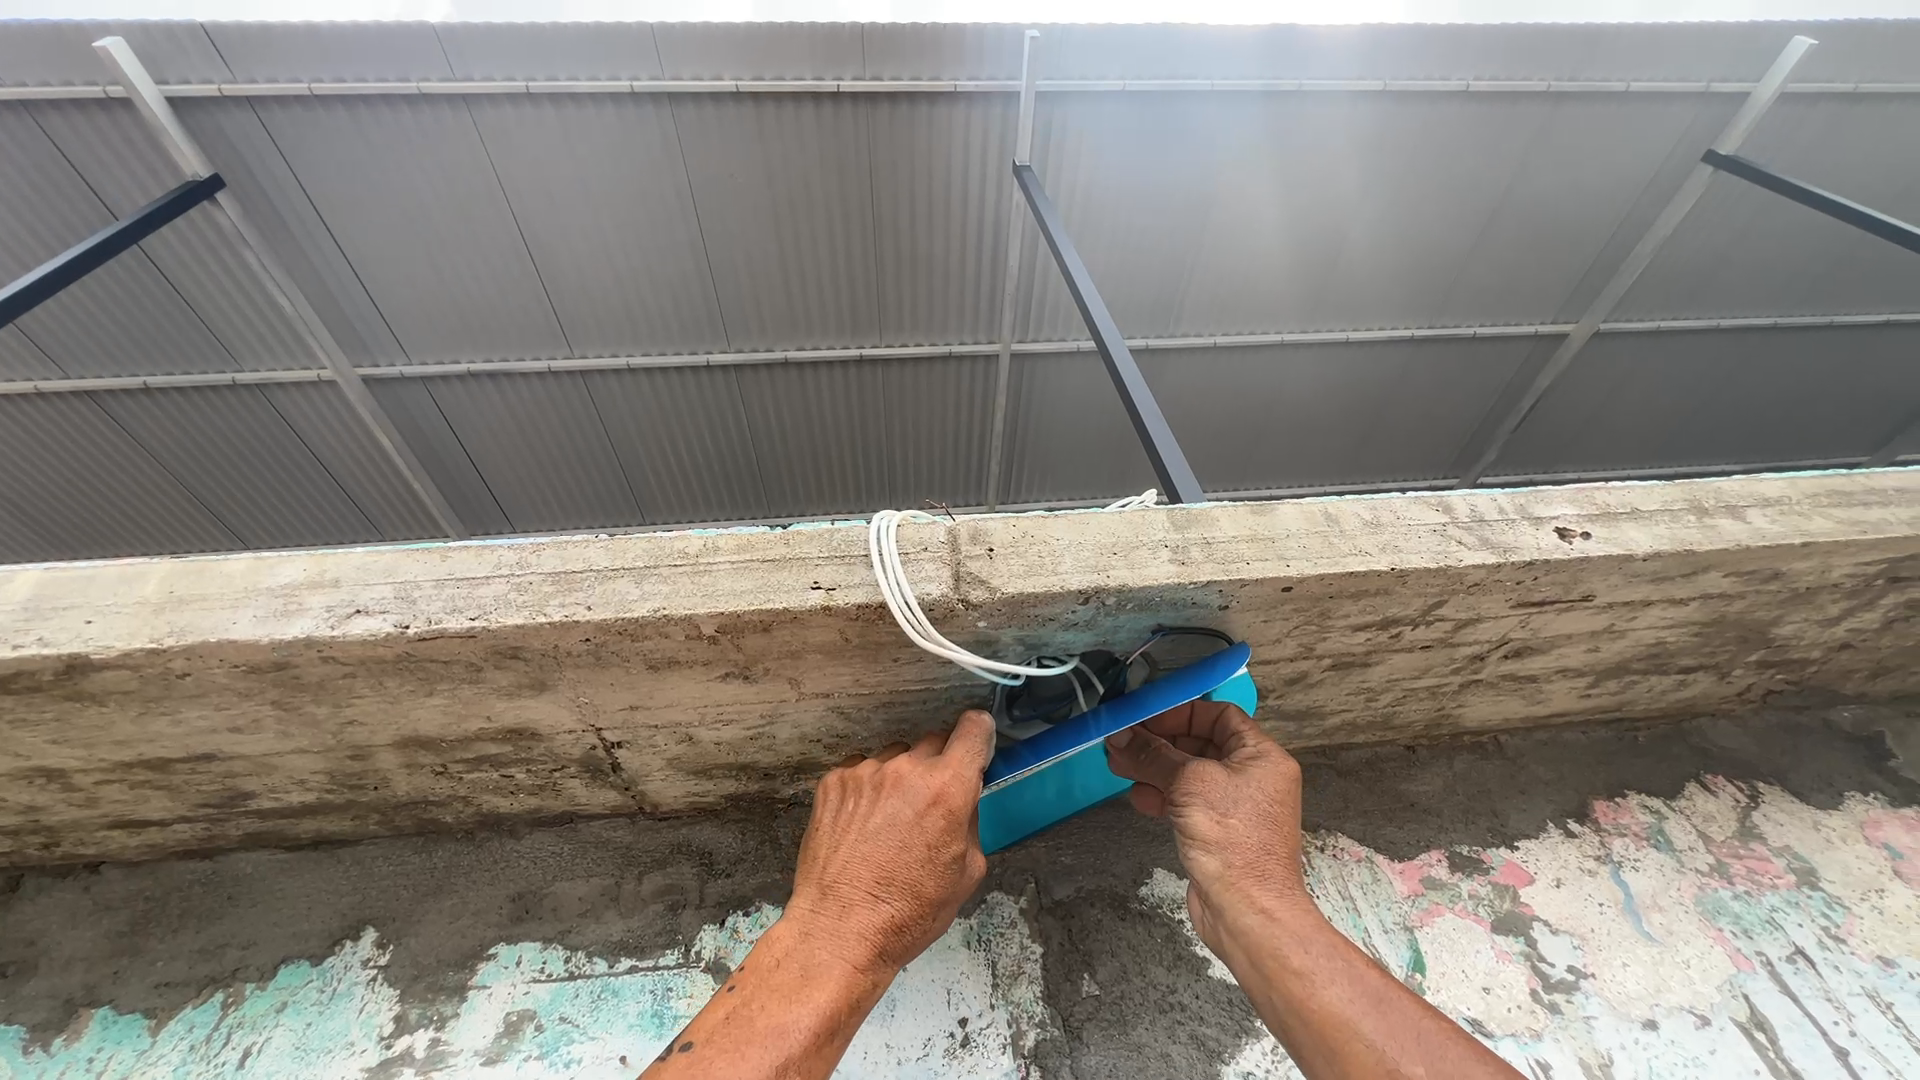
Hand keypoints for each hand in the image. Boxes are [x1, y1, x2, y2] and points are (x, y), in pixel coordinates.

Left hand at [783, 710, 995, 977]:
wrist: (840, 931)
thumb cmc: (910, 912)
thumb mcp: (967, 872)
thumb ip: (971, 821)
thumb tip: (964, 799)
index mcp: (947, 788)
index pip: (973, 728)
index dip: (978, 734)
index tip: (975, 745)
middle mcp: (906, 770)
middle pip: (933, 741)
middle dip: (938, 766)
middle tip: (930, 802)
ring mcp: (865, 772)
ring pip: (895, 756)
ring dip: (900, 777)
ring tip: (890, 819)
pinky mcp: (833, 782)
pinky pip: (861, 770)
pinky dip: (867, 788)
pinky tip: (862, 824)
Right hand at [1104, 701, 1312, 954]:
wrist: (1249, 913)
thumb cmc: (1230, 839)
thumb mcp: (1188, 783)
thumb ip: (1152, 754)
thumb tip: (1118, 735)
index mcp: (1261, 756)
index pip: (1218, 715)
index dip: (1180, 713)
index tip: (1144, 719)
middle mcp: (1252, 777)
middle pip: (1199, 744)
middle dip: (1159, 743)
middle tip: (1122, 743)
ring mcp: (1235, 807)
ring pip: (1188, 774)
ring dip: (1154, 768)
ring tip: (1119, 768)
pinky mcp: (1218, 832)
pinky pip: (1186, 801)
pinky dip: (1162, 796)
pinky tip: (1140, 799)